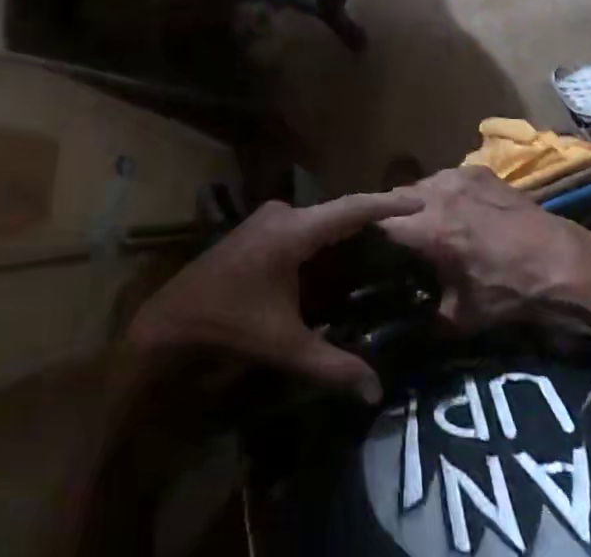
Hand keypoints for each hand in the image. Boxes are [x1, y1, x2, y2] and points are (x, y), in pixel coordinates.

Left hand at [127, 191, 421, 403]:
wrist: (170, 321)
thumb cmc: (229, 327)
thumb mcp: (285, 346)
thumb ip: (334, 366)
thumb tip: (377, 391)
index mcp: (292, 232)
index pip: (350, 209)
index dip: (387, 203)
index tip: (420, 199)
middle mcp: (281, 215)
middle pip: (338, 211)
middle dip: (373, 218)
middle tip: (409, 229)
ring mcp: (266, 219)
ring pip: (320, 218)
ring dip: (348, 228)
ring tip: (383, 241)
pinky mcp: (258, 229)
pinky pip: (304, 225)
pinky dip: (327, 235)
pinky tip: (341, 253)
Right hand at [377, 167, 590, 329]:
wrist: (569, 266)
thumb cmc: (513, 294)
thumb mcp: (460, 319)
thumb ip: (421, 322)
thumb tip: (395, 334)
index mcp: (427, 228)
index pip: (374, 224)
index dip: (361, 238)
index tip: (356, 252)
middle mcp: (437, 193)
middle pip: (392, 200)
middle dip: (385, 220)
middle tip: (388, 244)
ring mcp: (459, 176)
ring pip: (416, 186)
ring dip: (411, 205)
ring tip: (419, 228)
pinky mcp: (480, 172)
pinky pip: (443, 179)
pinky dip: (439, 194)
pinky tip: (450, 213)